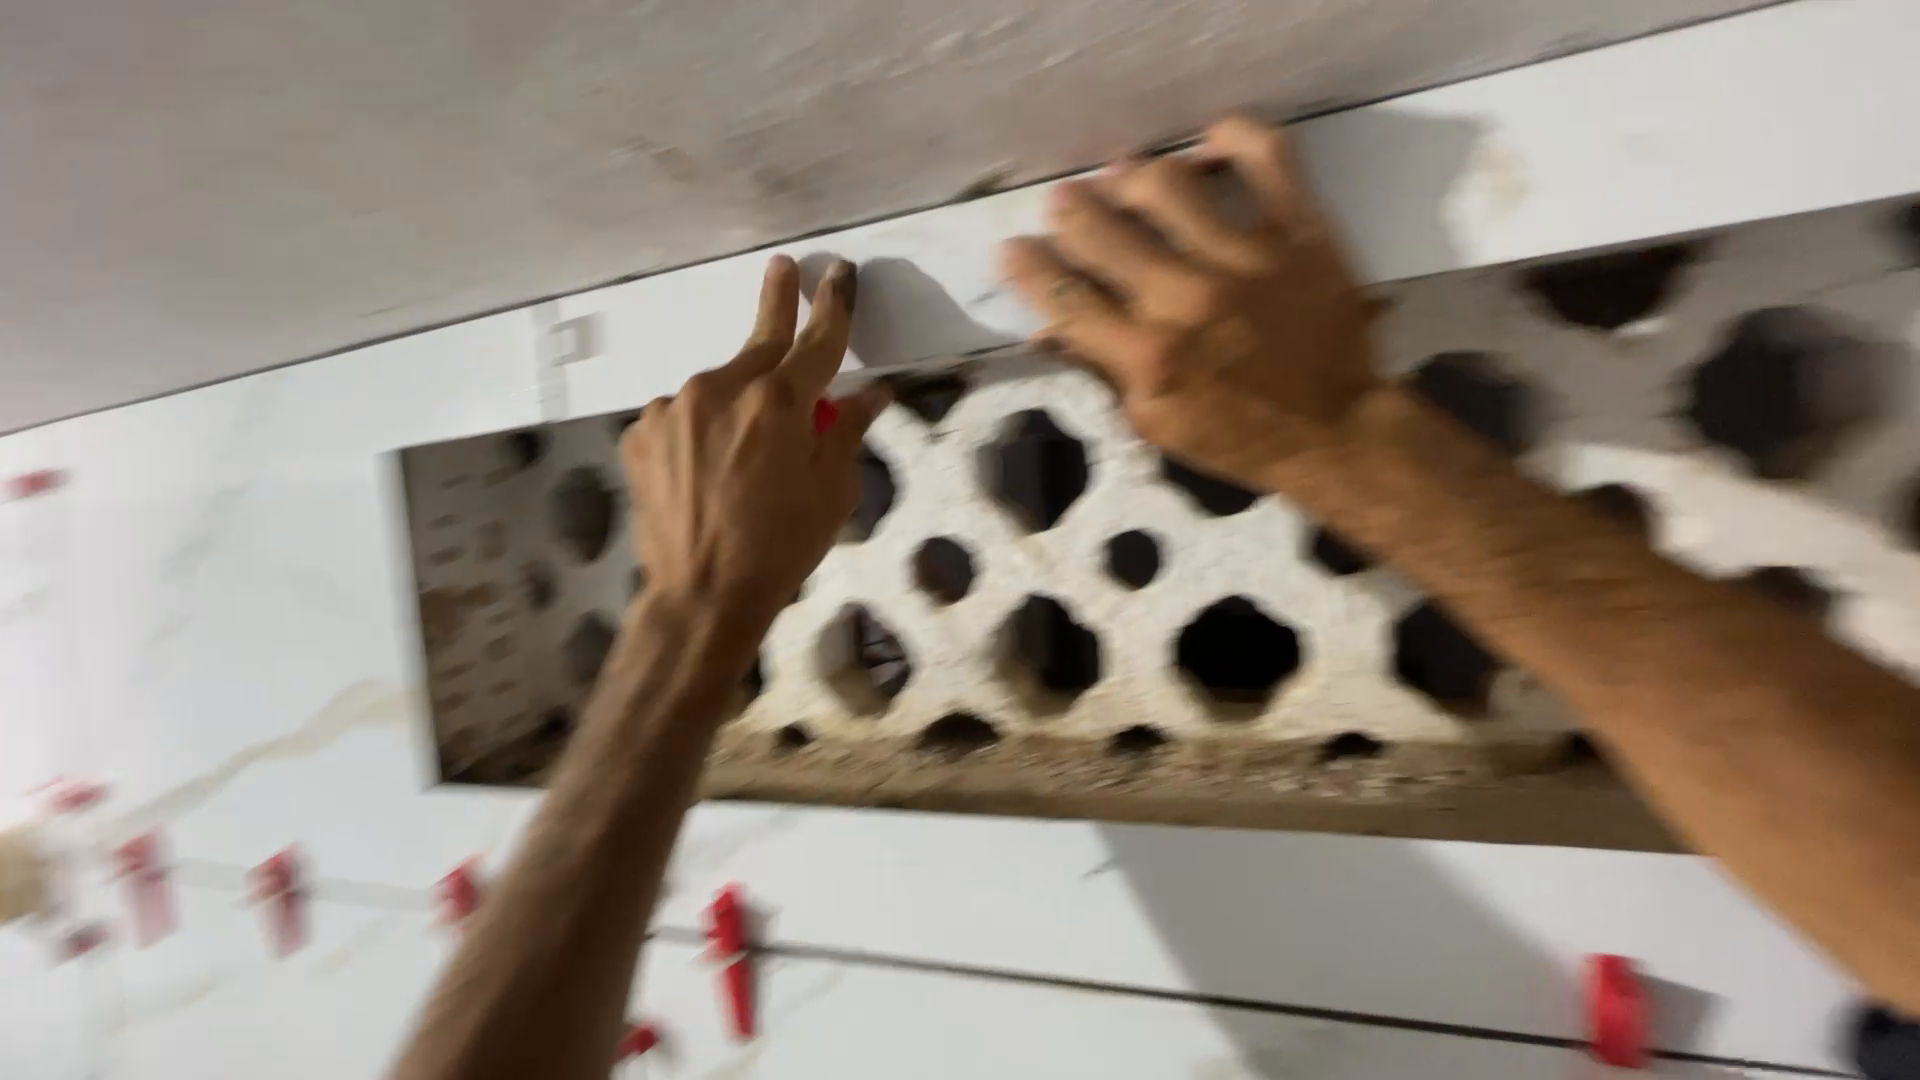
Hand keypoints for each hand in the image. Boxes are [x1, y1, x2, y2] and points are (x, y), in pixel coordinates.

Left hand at [621, 256, 888, 626]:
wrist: (702, 594)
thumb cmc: (782, 546)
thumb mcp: (832, 492)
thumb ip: (847, 431)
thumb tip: (871, 392)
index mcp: (778, 402)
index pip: (818, 340)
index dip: (834, 305)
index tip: (839, 273)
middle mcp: (722, 388)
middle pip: (761, 339)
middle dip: (778, 302)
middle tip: (782, 267)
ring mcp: (674, 407)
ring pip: (719, 386)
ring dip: (739, 397)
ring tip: (746, 444)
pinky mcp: (642, 432)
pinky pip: (683, 415)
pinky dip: (701, 427)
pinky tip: (706, 465)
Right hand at [1000, 114, 1379, 490]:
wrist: (1332, 430)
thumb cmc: (1233, 435)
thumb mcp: (1154, 423)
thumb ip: (1102, 371)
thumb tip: (1049, 330)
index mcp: (1148, 357)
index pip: (1066, 297)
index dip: (1027, 268)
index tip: (1012, 250)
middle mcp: (1187, 300)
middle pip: (1102, 232)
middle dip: (1069, 213)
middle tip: (1064, 206)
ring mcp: (1246, 258)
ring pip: (1167, 185)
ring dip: (1129, 177)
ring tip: (1120, 178)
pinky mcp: (1300, 232)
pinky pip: (1265, 157)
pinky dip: (1231, 137)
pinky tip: (1206, 145)